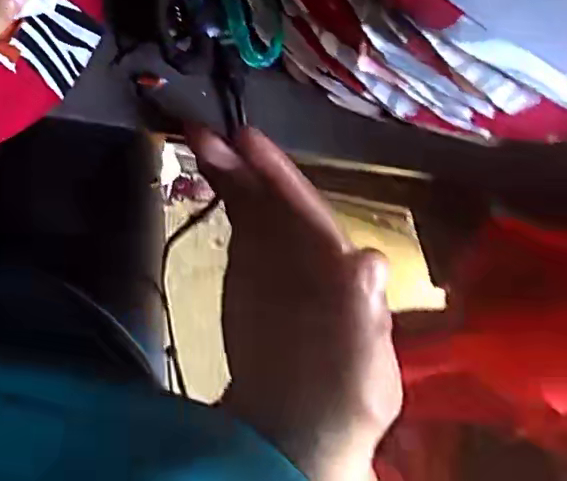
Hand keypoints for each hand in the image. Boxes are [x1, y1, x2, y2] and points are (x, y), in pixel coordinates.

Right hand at [188, 120, 401, 480]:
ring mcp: (279, 249)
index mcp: (342, 269)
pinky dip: (223, 184)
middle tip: (208, 132)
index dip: (280, 176)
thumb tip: (370, 258)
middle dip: (246, 163)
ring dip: (228, 165)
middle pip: (277, 196)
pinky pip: (238, 211)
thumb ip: (364, 319)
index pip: (310, 212)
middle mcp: (312, 248)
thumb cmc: (335, 410)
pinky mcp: (250, 257)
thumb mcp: (361, 378)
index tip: (248, 142)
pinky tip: (205, 164)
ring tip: (196, 136)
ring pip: (254, 196)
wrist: (288, 433)